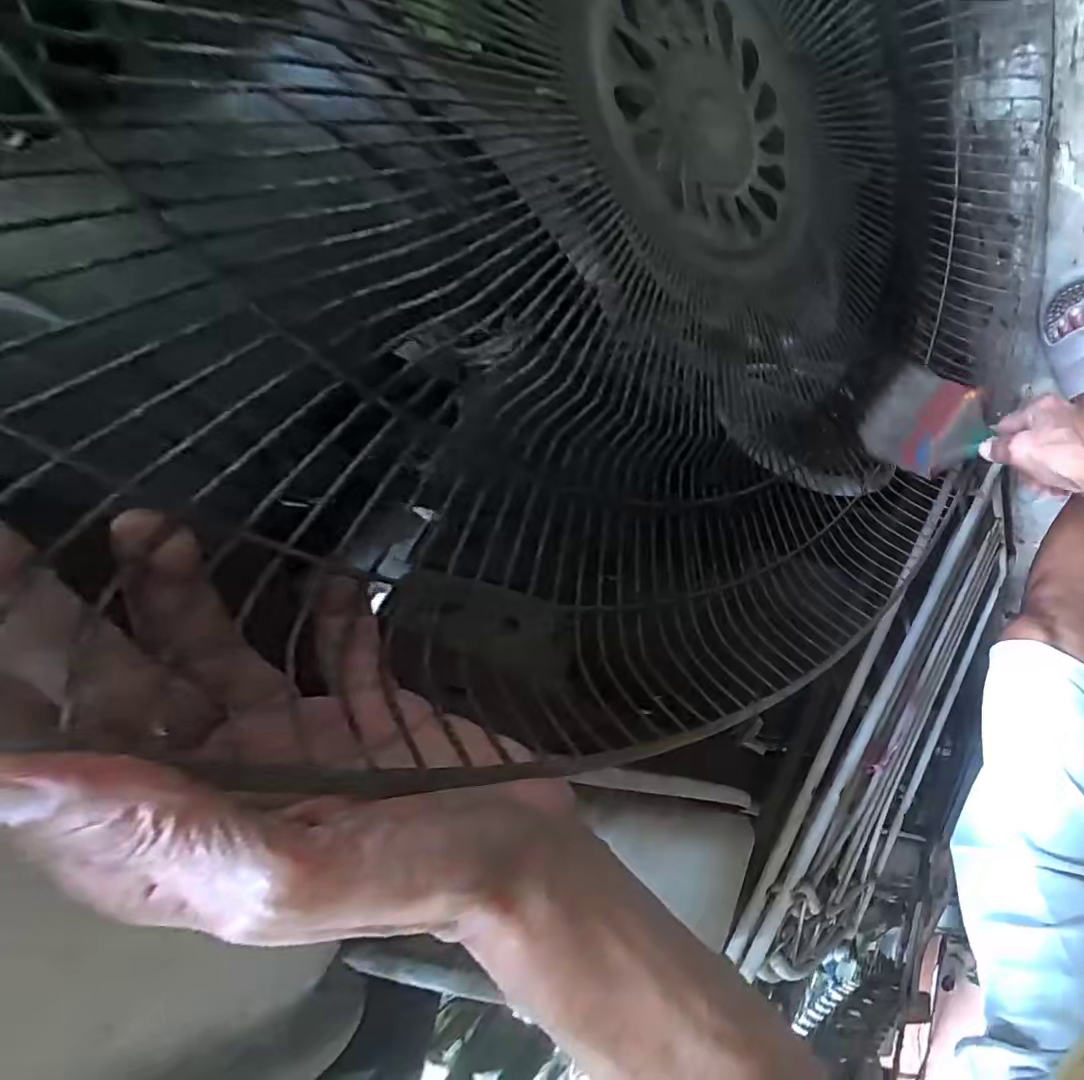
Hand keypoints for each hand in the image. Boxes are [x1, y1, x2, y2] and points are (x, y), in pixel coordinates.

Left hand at [0, 511, 575, 945]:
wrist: (525, 857)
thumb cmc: (410, 878)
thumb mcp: (285, 873)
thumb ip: (164, 829)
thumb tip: (3, 780)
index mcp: (163, 833)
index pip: (52, 747)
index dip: (12, 673)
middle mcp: (215, 778)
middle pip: (127, 685)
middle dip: (88, 610)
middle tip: (78, 534)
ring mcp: (296, 739)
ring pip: (222, 657)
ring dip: (192, 597)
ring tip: (174, 533)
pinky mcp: (368, 711)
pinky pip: (335, 650)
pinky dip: (332, 613)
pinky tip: (333, 579)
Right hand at [981, 394, 1083, 498]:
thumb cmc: (1059, 455)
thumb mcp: (1020, 452)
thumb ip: (1000, 449)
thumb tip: (984, 447)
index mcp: (1042, 405)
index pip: (1010, 421)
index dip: (999, 440)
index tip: (995, 455)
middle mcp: (1062, 412)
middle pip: (1031, 440)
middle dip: (1026, 464)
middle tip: (1026, 479)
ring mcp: (1080, 430)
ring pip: (1049, 455)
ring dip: (1043, 475)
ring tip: (1045, 489)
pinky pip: (1068, 463)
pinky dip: (1062, 477)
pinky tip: (1061, 490)